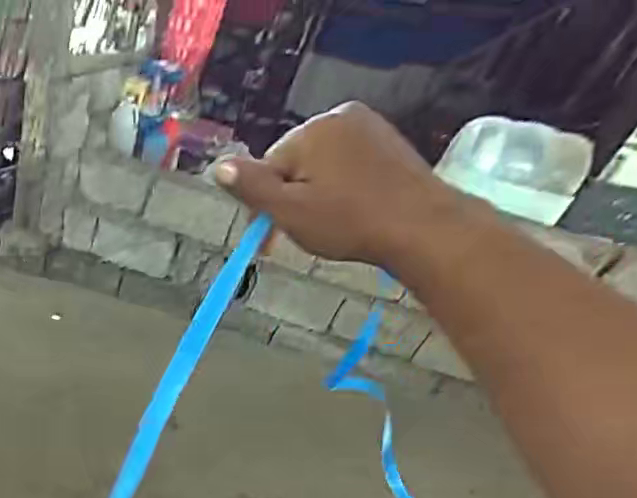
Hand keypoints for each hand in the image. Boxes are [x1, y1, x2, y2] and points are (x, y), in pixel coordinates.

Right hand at [212, 103, 477, 270]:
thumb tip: (219, 166)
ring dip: (315, 195)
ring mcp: (367, 125)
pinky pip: (347, 164)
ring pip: (320, 166)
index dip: (265, 206)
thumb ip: (251, 188)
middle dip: (291, 198)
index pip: (268, 168)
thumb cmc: (348, 221)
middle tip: (301, 235)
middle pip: (294, 164)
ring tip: (328, 226)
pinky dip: (340, 188)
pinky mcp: (387, 141)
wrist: (418, 225)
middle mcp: (339, 117)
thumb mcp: (288, 211)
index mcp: (311, 131)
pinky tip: (350, 212)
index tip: (269, 240)